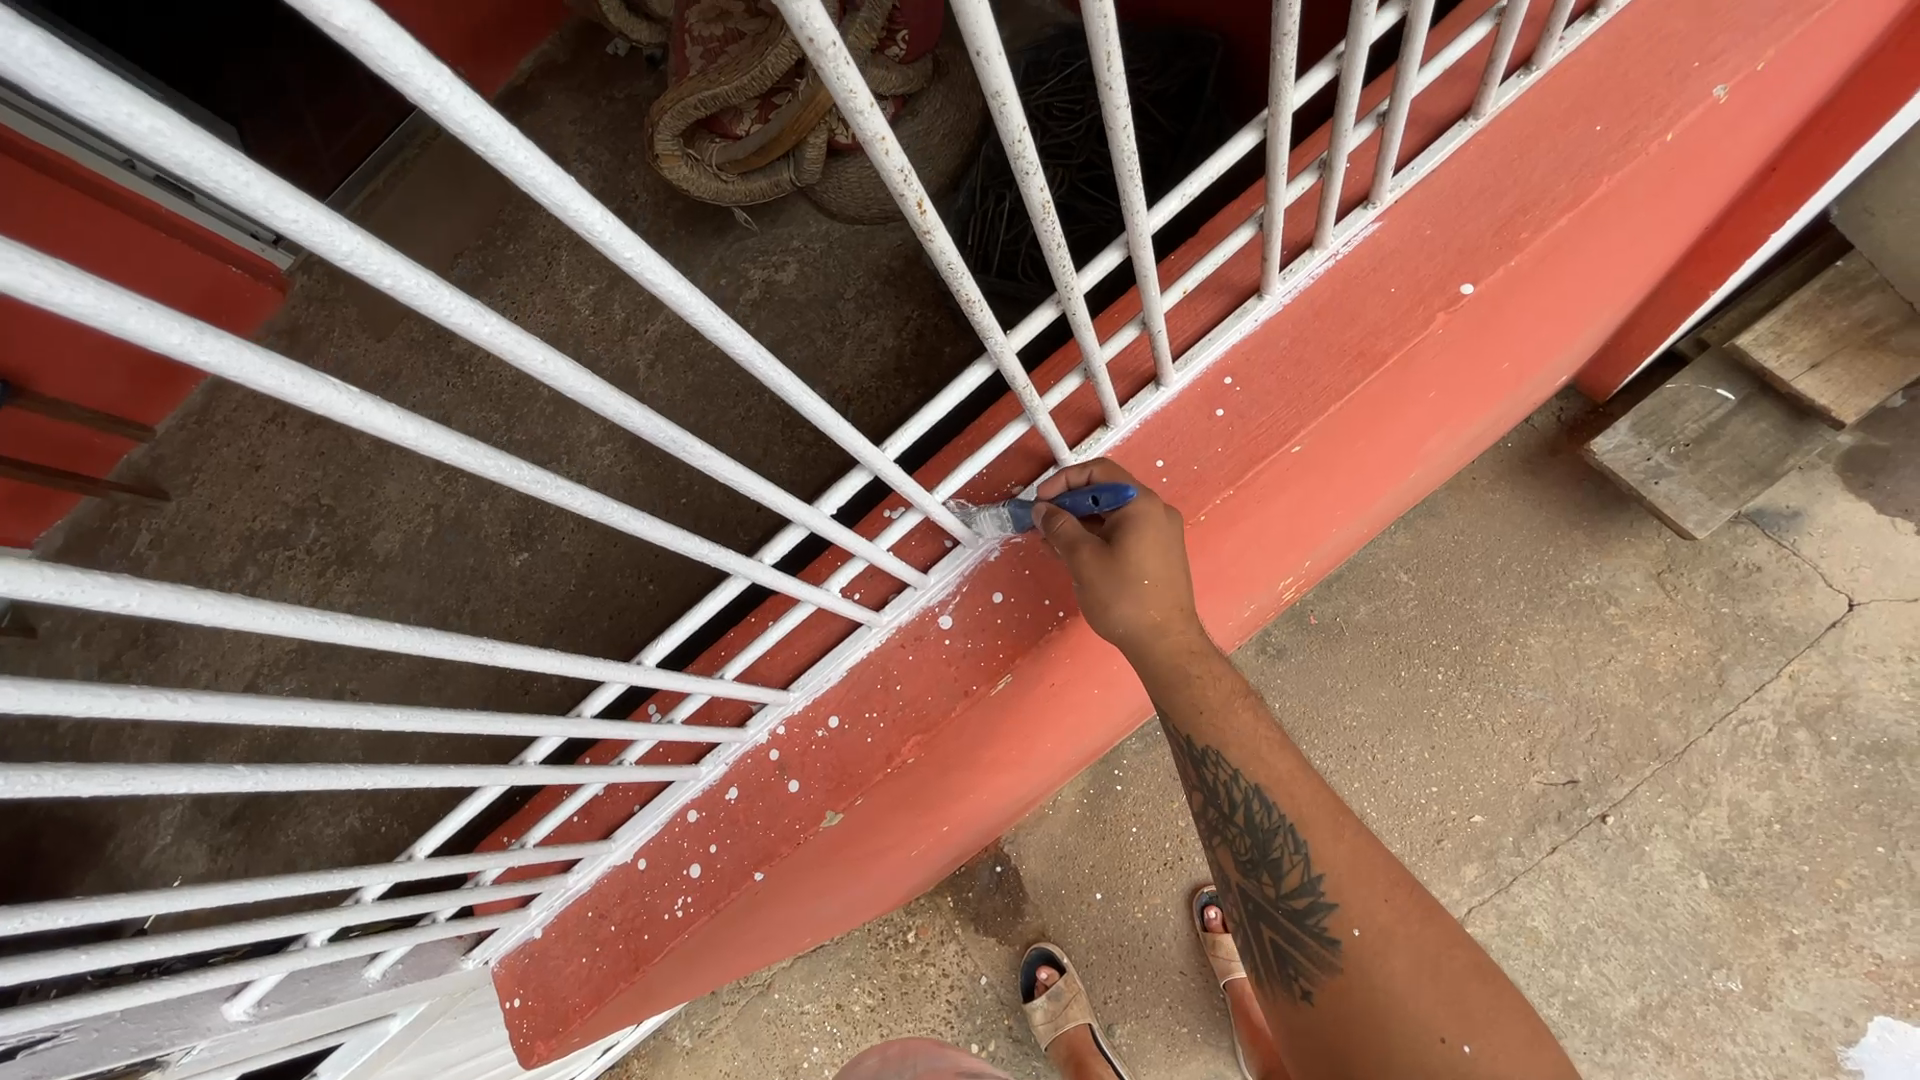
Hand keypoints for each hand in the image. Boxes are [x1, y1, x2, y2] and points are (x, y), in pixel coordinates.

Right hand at [1033, 458, 1206, 661]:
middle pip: (1106, 493)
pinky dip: (1097, 538)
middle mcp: (1155, 511)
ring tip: (1052, 544)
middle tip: (1042, 525)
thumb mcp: (1083, 559)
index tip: (1040, 502)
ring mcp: (1160, 533)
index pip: (1098, 472)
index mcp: (1140, 504)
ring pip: (1113, 515)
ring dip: (1081, 524)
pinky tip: (1075, 556)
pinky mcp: (1159, 554)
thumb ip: (1060, 527)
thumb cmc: (1123, 598)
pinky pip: (1123, 533)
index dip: (1064, 482)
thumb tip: (1042, 510)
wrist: (1164, 643)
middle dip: (1070, 505)